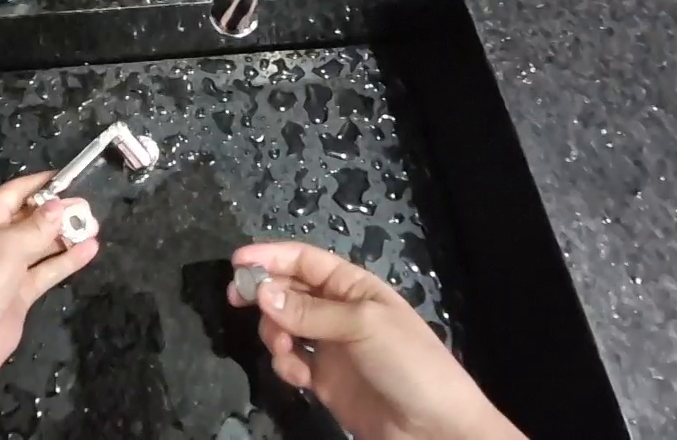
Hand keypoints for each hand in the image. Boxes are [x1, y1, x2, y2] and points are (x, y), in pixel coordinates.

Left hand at [0, 171, 99, 380]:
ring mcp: (9, 268)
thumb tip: (59, 205)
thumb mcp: (10, 244)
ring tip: (94, 227)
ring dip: (65, 236)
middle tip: (87, 208)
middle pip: (30, 219)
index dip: (37, 184)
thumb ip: (38, 225)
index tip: (65, 177)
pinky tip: (90, 251)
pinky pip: (46, 270)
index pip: (13, 193)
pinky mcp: (20, 292)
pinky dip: (66, 261)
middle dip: (57, 212)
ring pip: (41, 245)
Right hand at [229, 242, 524, 439]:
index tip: (237, 262)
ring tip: (283, 348)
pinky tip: (295, 374)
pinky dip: (285, 362)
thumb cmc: (409, 364)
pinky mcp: (325, 379)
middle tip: (237, 298)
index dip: (270, 255)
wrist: (439, 434)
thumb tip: (261, 291)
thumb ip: (309, 311)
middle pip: (288, 288)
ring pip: (284, 324)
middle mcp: (336, 309)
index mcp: (351, 286)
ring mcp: (329, 345)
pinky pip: (292, 359)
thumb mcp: (362, 326)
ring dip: (274, 331)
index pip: (303, 259)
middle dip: (264, 291)